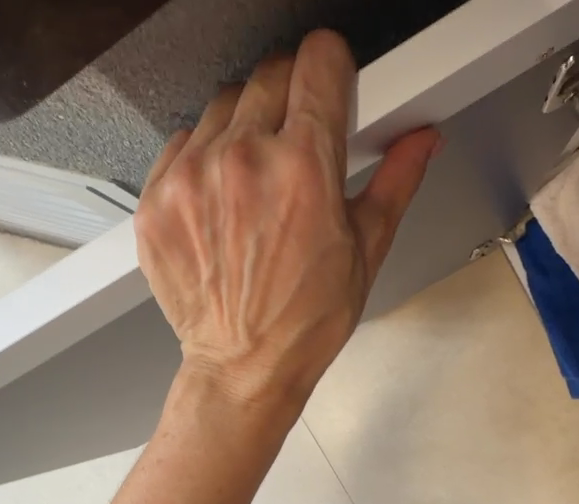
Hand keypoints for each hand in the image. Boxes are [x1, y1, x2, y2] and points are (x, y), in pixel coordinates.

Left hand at [134, 30, 438, 409]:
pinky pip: (180, 143)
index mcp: (304, 169)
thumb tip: (420, 142)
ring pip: (222, 105)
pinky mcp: (158, 200)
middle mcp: (244, 162)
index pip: (318, 61)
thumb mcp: (365, 252)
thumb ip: (396, 182)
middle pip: (269, 75)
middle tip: (296, 145)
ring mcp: (193, 179)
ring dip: (244, 127)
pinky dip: (202, 159)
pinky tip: (221, 201)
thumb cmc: (303, 324)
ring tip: (255, 182)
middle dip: (290, 98)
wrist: (244, 367)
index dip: (331, 68)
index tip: (329, 80)